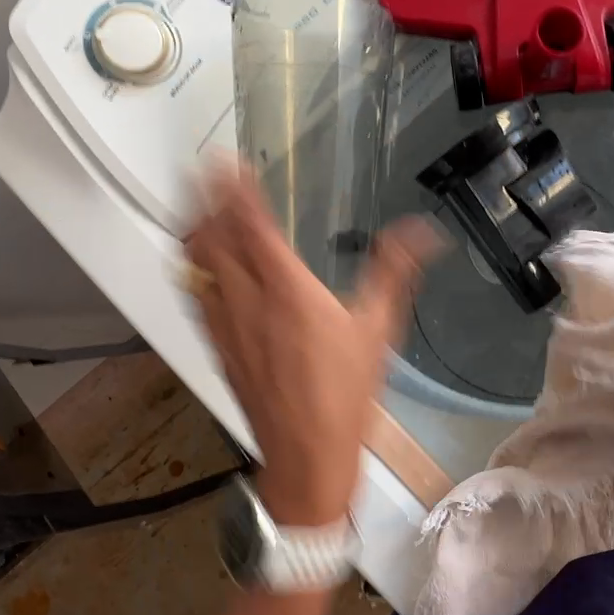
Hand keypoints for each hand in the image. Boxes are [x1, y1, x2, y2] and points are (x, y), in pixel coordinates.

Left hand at [185, 165, 438, 526]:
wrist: (305, 455)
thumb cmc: (343, 395)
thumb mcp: (379, 329)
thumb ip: (394, 271)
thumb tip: (421, 232)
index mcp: (287, 291)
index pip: (251, 226)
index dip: (234, 188)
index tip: (225, 160)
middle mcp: (247, 302)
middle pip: (210, 237)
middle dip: (202, 197)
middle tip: (202, 168)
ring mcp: (226, 324)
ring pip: (195, 263)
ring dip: (192, 226)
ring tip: (193, 200)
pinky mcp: (218, 346)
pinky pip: (195, 293)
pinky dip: (192, 264)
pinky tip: (198, 261)